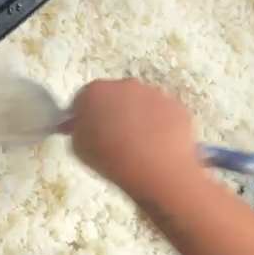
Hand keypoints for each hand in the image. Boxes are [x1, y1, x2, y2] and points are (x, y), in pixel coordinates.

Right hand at [67, 78, 203, 203]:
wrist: (157, 169)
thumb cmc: (110, 157)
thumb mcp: (78, 147)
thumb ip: (76, 129)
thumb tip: (79, 123)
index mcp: (96, 91)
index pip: (83, 98)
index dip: (82, 114)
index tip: (84, 130)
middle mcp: (126, 85)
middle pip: (114, 95)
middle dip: (111, 110)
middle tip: (111, 135)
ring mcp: (155, 94)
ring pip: (140, 102)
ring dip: (136, 116)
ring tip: (138, 142)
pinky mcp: (177, 106)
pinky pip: (162, 113)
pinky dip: (158, 124)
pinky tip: (157, 144)